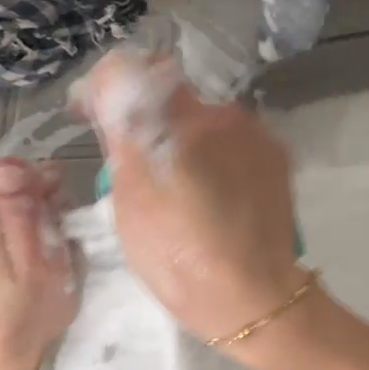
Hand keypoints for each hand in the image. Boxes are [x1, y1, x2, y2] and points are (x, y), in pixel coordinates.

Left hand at [0, 158, 76, 369]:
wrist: (0, 344)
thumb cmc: (30, 305)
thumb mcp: (40, 255)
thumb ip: (21, 204)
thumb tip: (9, 164)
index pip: (24, 173)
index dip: (47, 197)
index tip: (55, 227)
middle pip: (10, 185)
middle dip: (34, 207)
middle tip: (47, 245)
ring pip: (2, 198)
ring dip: (23, 218)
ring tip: (32, 254)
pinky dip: (6, 227)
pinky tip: (15, 254)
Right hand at [78, 46, 306, 350]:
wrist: (257, 298)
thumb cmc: (179, 260)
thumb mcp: (131, 205)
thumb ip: (122, 139)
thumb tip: (108, 95)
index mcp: (171, 123)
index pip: (127, 71)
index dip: (104, 87)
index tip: (93, 114)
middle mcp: (215, 112)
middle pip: (167, 95)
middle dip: (146, 121)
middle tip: (136, 166)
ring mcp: (251, 131)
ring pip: (201, 120)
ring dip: (183, 140)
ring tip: (181, 191)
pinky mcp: (275, 154)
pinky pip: (232, 140)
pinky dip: (215, 156)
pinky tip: (214, 197)